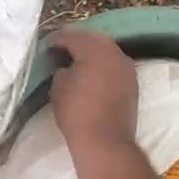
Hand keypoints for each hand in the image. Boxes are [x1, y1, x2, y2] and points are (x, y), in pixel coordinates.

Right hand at [48, 28, 138, 152]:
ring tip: (75, 61)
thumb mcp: (58, 89)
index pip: (73, 37)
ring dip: (91, 52)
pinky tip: (91, 73)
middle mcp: (115, 53)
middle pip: (94, 38)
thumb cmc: (76, 114)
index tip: (46, 47)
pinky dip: (102, 64)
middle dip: (77, 41)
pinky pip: (114, 64)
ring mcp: (127, 68)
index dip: (57, 40)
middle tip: (61, 50)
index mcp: (95, 51)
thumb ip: (62, 71)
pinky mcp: (132, 82)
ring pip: (107, 50)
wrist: (105, 141)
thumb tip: (67, 67)